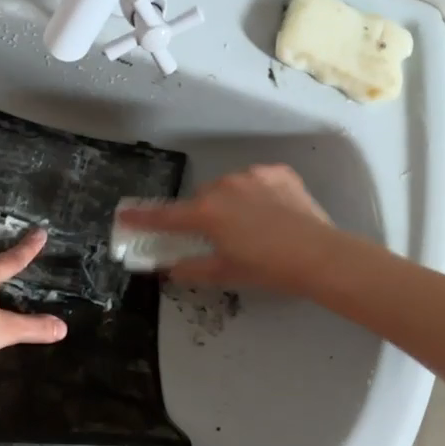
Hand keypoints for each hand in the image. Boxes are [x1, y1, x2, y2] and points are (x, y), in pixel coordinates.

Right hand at [118, 164, 336, 293]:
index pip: (165, 216)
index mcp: (207, 213)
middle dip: (205, 214)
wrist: (319, 254)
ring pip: (231, 187)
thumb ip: (192, 268)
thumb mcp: (226, 273)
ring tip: (254, 226)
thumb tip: (169, 268)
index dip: (142, 217)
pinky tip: (275, 213)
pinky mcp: (278, 172)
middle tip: (220, 236)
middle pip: (202, 199)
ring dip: (233, 202)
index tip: (124, 215)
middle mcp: (224, 186)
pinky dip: (260, 194)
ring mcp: (253, 175)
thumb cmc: (268, 268)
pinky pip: (258, 181)